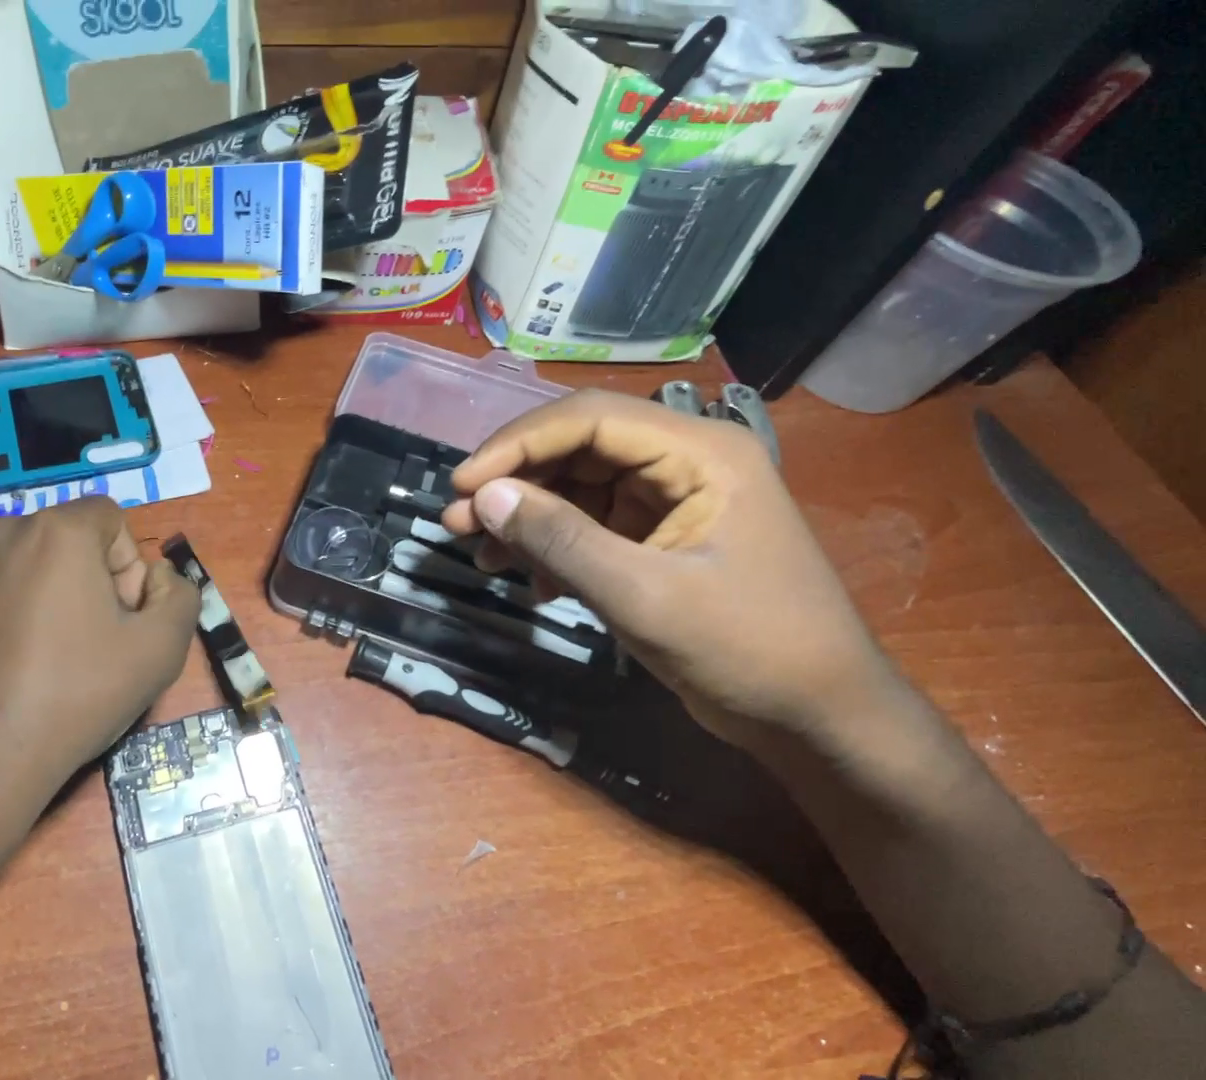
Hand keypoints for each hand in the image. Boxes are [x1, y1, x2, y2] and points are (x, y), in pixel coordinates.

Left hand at [0, 496, 199, 830]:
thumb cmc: (73, 698)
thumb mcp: (161, 651)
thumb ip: (179, 596)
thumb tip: (156, 579)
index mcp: (56, 531)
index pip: (110, 519)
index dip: (128, 569)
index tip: (121, 622)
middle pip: (63, 542)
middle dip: (85, 582)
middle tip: (87, 646)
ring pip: (20, 568)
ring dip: (41, 599)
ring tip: (40, 663)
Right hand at [442, 389, 902, 755]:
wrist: (817, 719)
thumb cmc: (747, 650)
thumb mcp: (644, 595)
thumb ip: (561, 540)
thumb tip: (484, 498)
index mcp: (699, 452)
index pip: (589, 419)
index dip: (517, 445)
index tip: (462, 486)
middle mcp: (683, 462)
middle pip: (577, 449)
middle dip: (514, 484)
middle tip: (456, 523)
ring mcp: (672, 502)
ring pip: (578, 489)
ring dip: (526, 519)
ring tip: (479, 555)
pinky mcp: (661, 540)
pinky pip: (591, 527)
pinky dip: (553, 549)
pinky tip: (530, 583)